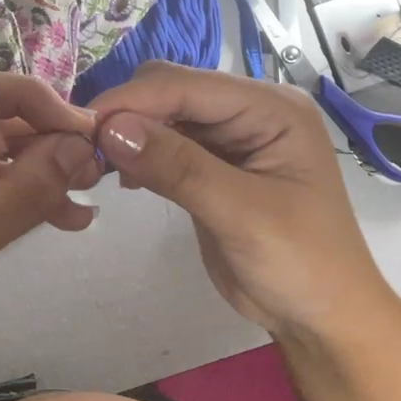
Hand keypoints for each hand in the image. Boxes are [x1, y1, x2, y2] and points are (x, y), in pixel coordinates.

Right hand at [88, 62, 396, 337]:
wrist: (321, 316)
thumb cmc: (301, 263)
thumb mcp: (240, 214)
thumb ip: (177, 167)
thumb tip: (110, 129)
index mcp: (271, 109)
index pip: (185, 85)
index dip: (131, 101)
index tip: (79, 130)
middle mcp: (249, 112)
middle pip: (170, 90)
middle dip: (126, 113)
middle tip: (85, 151)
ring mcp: (229, 139)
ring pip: (161, 116)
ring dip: (127, 133)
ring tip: (94, 164)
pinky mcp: (209, 167)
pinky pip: (163, 144)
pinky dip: (137, 154)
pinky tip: (121, 178)